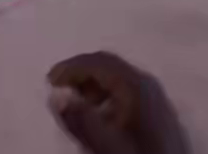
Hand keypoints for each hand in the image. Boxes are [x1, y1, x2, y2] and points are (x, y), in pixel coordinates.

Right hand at [46, 52, 188, 153]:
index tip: (48, 80)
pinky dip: (107, 96)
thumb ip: (82, 122)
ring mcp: (155, 97)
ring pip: (118, 78)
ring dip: (93, 84)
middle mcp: (147, 82)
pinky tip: (99, 117)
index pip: (99, 62)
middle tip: (57, 88)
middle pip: (109, 65)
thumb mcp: (109, 149)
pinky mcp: (158, 113)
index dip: (71, 67)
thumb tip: (55, 95)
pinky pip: (127, 91)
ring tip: (74, 104)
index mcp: (136, 84)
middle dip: (81, 73)